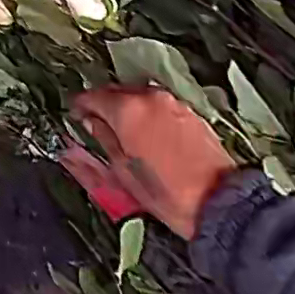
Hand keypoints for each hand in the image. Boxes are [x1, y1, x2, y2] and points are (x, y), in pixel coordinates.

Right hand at [70, 86, 236, 238]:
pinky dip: (148, 112)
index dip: (81, 104)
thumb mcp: (123, 171)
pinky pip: (159, 104)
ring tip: (124, 126)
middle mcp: (148, 97)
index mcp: (127, 109)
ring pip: (139, 96)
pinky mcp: (189, 111)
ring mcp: (171, 101)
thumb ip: (104, 139)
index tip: (75, 112)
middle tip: (96, 119)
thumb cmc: (165, 192)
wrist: (219, 202)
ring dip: (128, 106)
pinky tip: (149, 130)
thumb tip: (92, 121)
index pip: (94, 96)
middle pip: (117, 91)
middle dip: (104, 103)